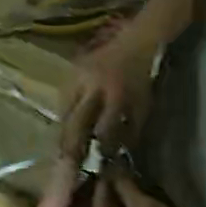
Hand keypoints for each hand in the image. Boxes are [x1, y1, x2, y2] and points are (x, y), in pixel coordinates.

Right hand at [58, 40, 156, 159]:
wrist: (132, 43)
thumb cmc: (140, 77)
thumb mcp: (142, 105)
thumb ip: (130, 130)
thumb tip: (115, 155)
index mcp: (116, 94)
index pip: (103, 129)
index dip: (102, 148)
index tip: (101, 161)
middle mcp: (94, 86)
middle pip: (76, 122)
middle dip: (72, 146)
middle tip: (69, 163)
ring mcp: (79, 76)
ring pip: (64, 111)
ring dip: (64, 131)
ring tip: (64, 147)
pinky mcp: (71, 71)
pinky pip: (62, 99)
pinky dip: (64, 114)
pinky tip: (67, 125)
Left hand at [92, 171, 204, 206]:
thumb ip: (125, 187)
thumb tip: (113, 169)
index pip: (98, 205)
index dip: (103, 183)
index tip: (108, 163)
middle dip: (111, 189)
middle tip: (116, 166)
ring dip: (121, 197)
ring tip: (126, 175)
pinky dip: (129, 206)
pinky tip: (137, 192)